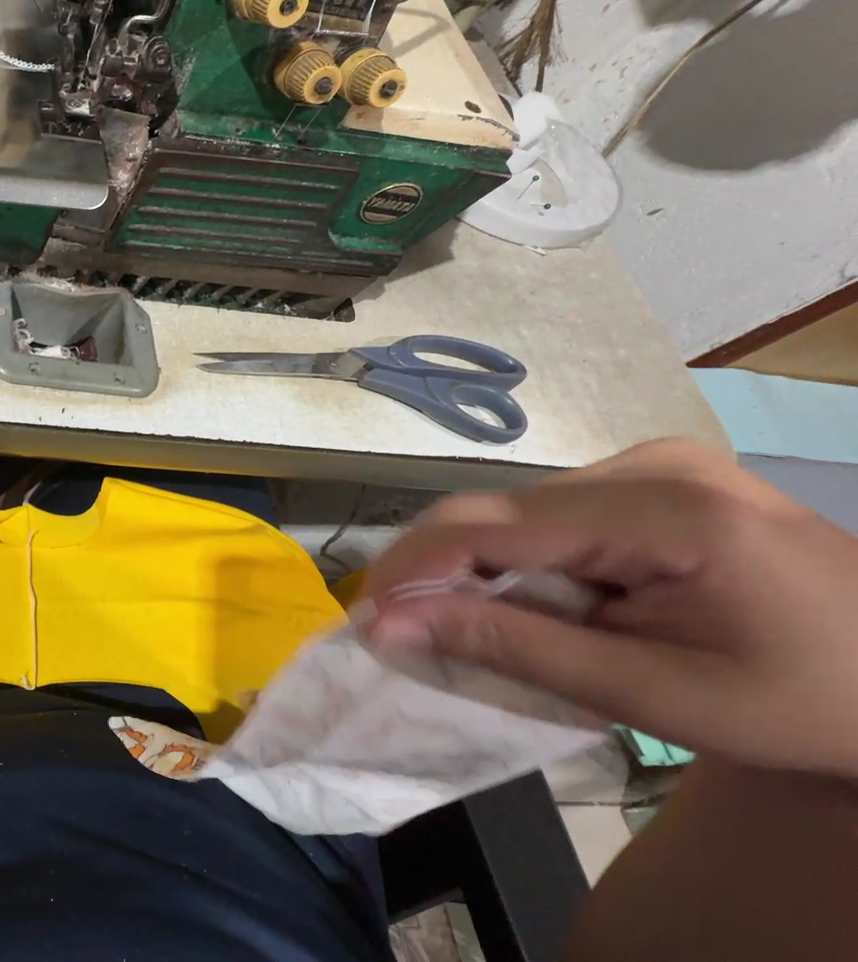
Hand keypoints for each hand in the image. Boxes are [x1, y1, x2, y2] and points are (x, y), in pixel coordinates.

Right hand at [361, 438, 857, 778]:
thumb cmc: (802, 704)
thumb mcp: (654, 692)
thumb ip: (513, 646)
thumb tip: (389, 624)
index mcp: (667, 510)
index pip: (490, 526)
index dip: (413, 571)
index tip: (364, 622)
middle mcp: (650, 463)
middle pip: (493, 511)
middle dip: (437, 571)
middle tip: (401, 630)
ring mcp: (654, 461)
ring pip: (510, 511)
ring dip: (473, 568)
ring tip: (467, 624)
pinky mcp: (652, 474)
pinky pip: (545, 513)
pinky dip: (514, 559)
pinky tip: (527, 599)